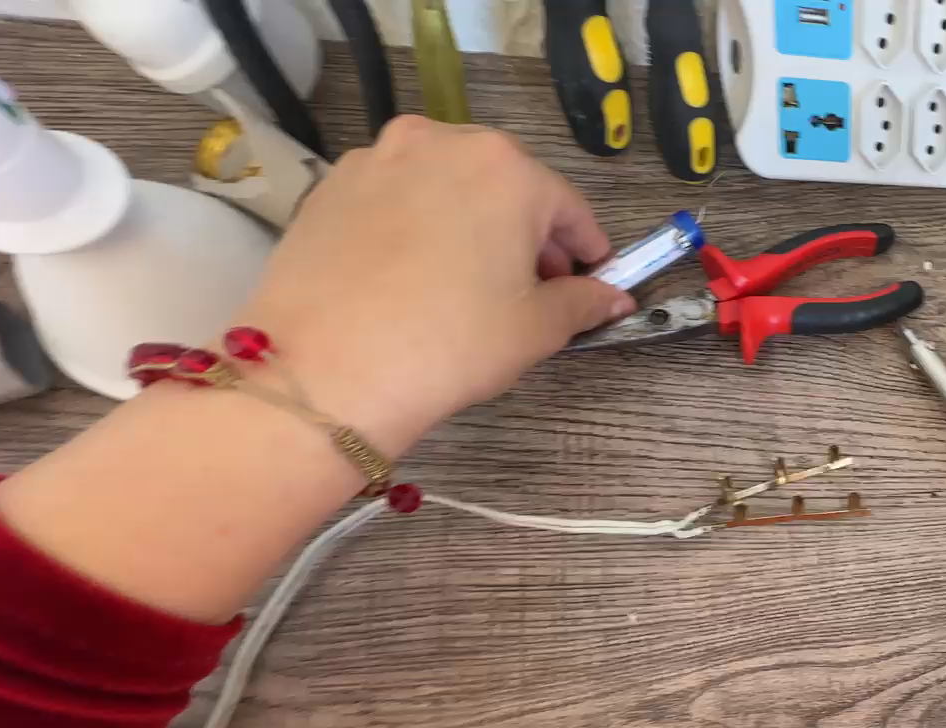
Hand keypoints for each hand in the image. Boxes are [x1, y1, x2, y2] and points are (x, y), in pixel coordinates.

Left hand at [236, 116, 633, 455]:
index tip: (593, 284)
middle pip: (512, 187)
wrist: (332, 367)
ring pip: (456, 187)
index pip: (571, 208)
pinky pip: (407, 197)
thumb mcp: (541, 327)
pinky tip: (428, 279)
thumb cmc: (455, 340)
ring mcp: (381, 157)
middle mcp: (443, 144)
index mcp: (507, 171)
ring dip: (482, 226)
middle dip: (534, 235)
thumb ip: (585, 302)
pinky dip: (431, 226)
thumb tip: (613, 298)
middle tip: (538, 288)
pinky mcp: (336, 183)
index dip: (590, 252)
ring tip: (480, 284)